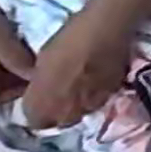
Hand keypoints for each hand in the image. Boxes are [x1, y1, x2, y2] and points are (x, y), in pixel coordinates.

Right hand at [0, 0, 35, 108]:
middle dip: (19, 83)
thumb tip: (38, 79)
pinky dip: (11, 61)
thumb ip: (17, 61)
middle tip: (43, 69)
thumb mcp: (1, 41)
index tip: (38, 82)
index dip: (14, 96)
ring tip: (38, 59)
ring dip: (16, 72)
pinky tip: (26, 50)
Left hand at [23, 7, 135, 129]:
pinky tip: (99, 76)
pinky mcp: (116, 91)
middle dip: (60, 110)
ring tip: (82, 84)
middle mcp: (68, 111)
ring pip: (84, 110)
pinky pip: (102, 98)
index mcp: (42, 105)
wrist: (108, 29)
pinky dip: (99, 92)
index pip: (35, 121)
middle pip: (62, 120)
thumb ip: (41, 86)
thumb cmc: (67, 42)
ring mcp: (95, 102)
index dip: (37, 110)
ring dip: (81, 102)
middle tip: (62, 92)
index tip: (40, 98)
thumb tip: (44, 92)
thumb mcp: (40, 64)